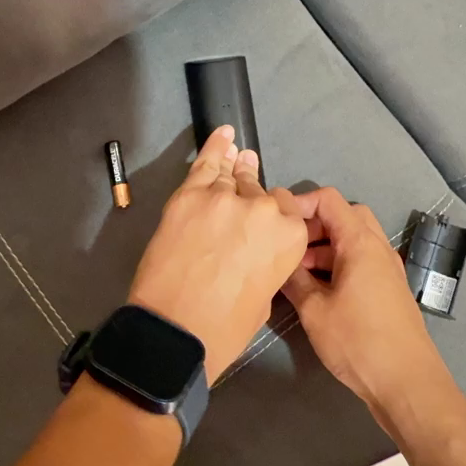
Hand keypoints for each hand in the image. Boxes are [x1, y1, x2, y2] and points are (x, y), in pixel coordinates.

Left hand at [127, 125, 310, 378]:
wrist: (176, 330)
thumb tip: (254, 250)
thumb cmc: (226, 328)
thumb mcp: (264, 298)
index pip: (288, 210)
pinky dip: (214, 148)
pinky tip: (223, 136)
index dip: (275, 217)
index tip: (265, 221)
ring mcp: (223, 198)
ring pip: (232, 177)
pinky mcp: (189, 196)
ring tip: (238, 156)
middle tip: (246, 198)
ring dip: (235, 169)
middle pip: (260, 192)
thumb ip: (266, 262)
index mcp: (290, 237)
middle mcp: (262, 209)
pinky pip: (204, 165)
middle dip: (253, 198)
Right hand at [283, 188, 452, 428]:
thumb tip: (276, 261)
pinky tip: (316, 289)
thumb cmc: (358, 342)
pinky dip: (337, 263)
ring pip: (351, 240)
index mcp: (360, 242)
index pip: (329, 199)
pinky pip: (359, 260)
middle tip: (287, 246)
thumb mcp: (314, 310)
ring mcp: (386, 268)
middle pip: (343, 215)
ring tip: (295, 271)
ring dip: (323, 246)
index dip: (299, 203)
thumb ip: (293, 279)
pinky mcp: (388, 288)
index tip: (276, 222)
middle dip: (312, 224)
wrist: (407, 383)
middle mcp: (377, 247)